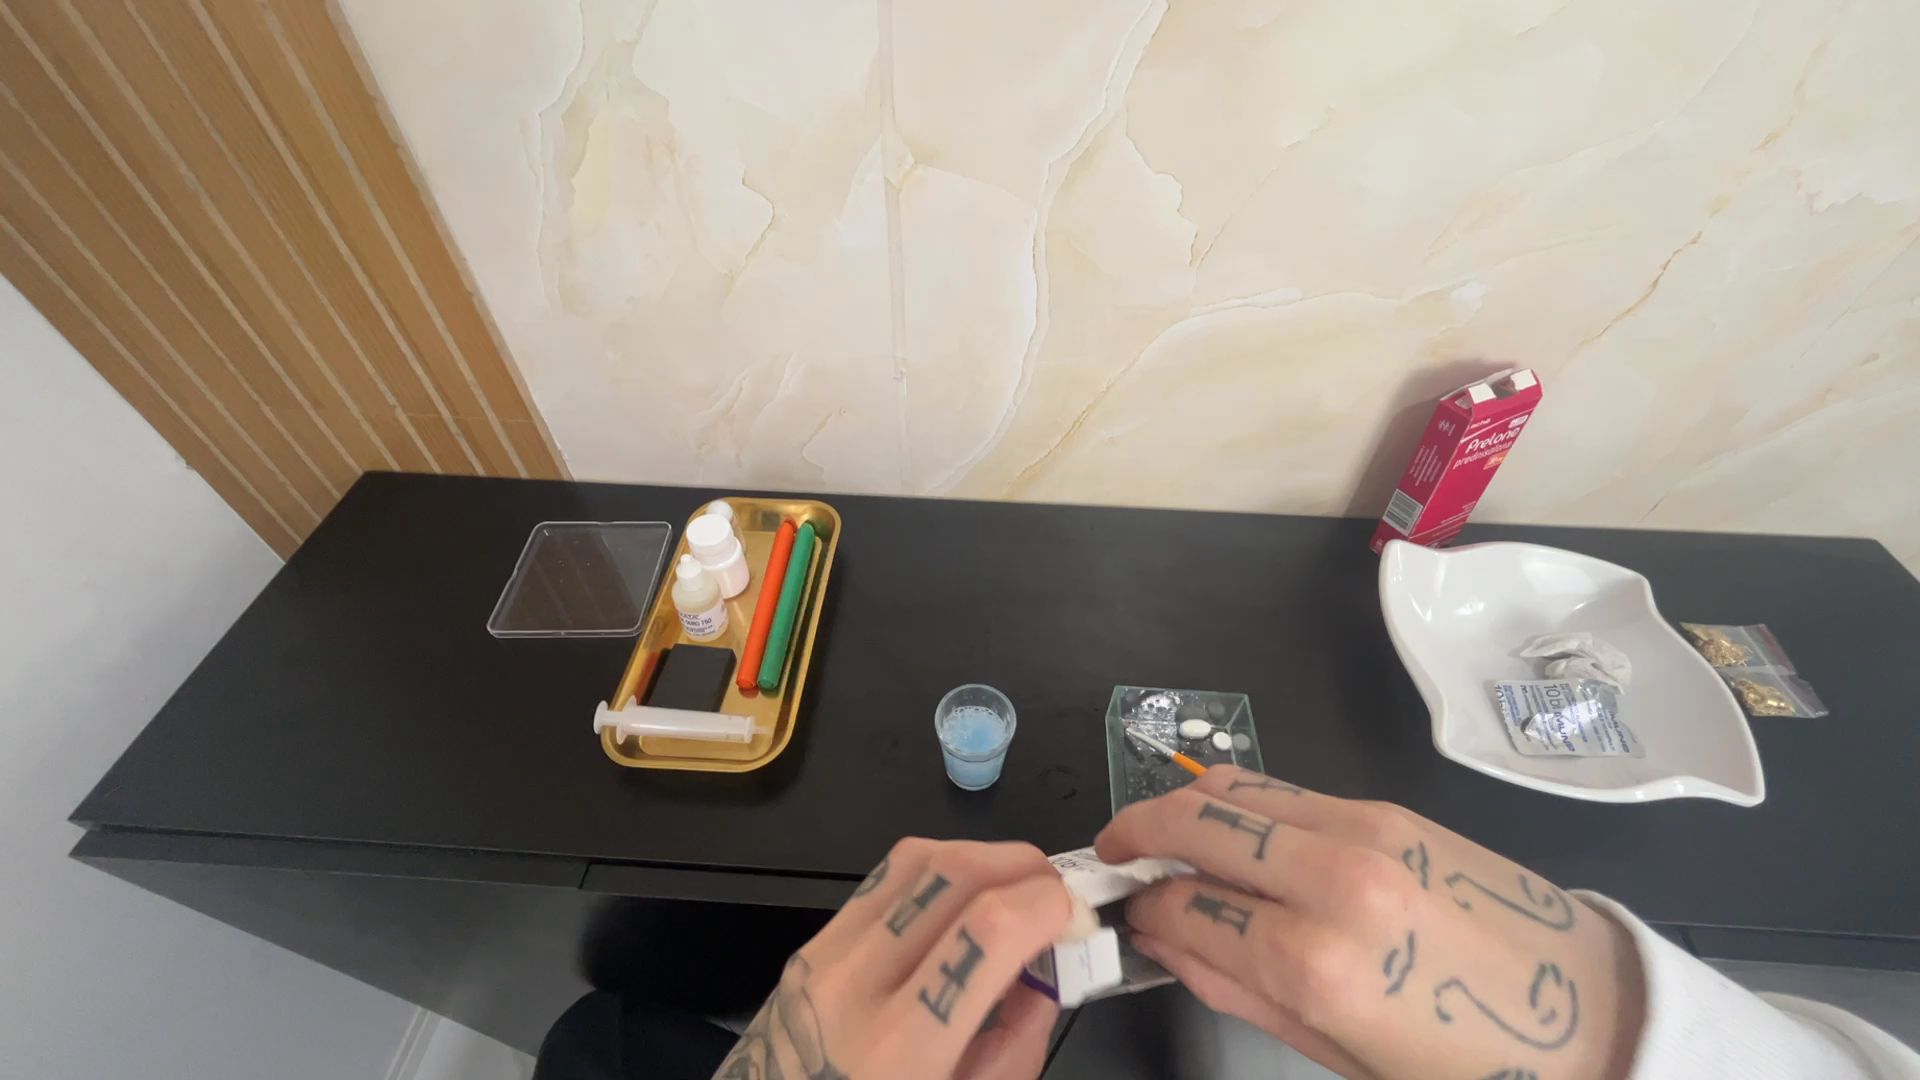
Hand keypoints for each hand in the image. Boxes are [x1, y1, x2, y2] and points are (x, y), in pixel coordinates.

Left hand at [713, 839, 1071, 1079]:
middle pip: (953, 872)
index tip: (1075, 917)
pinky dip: (940, 869)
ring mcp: (824, 953)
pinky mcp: (814, 942)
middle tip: (1055, 894)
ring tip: (1015, 889)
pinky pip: (886, 876)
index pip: (987, 930)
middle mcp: (854, 983)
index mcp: (896, 1051)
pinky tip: (962, 897)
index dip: (1047, 904)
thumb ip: (1013, 1048)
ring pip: (918, 857)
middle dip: (1022, 865)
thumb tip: (1046, 972)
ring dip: (983, 857)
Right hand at [1095, 766, 1644, 1079]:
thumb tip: (1162, 940)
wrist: (1603, 1024)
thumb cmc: (1466, 1070)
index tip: (1129, 913)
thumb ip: (1237, 989)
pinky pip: (1280, 791)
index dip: (1144, 909)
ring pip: (1230, 787)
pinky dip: (1235, 804)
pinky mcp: (1382, 807)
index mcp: (1318, 962)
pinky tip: (1234, 836)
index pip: (1184, 906)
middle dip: (1136, 830)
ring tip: (1163, 836)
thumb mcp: (1341, 1056)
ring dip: (1181, 806)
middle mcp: (1330, 877)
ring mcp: (1359, 828)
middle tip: (1114, 853)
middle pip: (1194, 820)